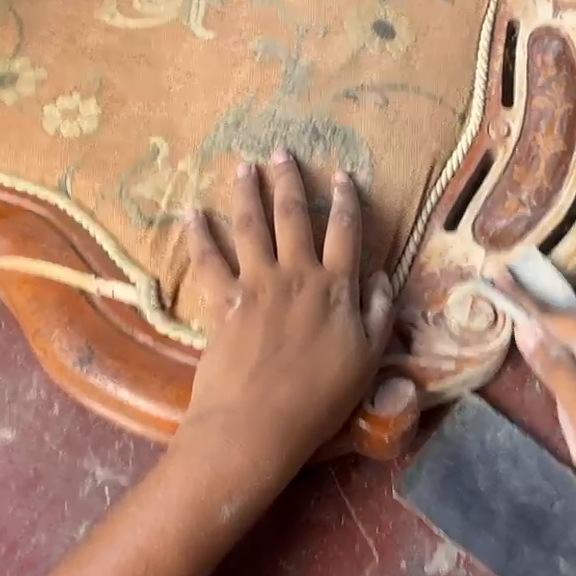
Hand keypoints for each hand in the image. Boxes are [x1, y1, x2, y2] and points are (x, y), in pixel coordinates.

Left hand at [178, 149, 392, 477]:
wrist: (259, 424)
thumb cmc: (321, 397)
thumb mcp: (369, 358)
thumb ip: (379, 312)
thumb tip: (383, 275)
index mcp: (336, 286)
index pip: (345, 232)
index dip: (346, 200)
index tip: (343, 175)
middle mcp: (297, 274)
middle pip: (293, 216)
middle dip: (289, 180)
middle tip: (282, 150)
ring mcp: (257, 284)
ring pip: (251, 226)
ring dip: (247, 192)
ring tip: (243, 165)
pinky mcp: (222, 301)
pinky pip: (208, 261)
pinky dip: (198, 236)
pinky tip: (192, 213)